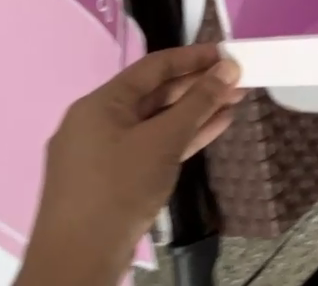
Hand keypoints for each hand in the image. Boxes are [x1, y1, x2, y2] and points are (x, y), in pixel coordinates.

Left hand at [18, 45, 244, 285]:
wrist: (78, 263)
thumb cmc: (119, 189)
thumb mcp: (165, 139)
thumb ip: (199, 101)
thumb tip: (228, 68)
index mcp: (99, 105)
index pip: (154, 67)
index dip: (194, 57)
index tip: (229, 54)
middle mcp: (97, 122)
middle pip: (157, 93)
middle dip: (200, 85)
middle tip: (240, 80)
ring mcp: (103, 151)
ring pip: (158, 120)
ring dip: (197, 110)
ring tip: (236, 100)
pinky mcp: (112, 176)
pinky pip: (153, 143)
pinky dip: (183, 134)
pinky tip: (216, 126)